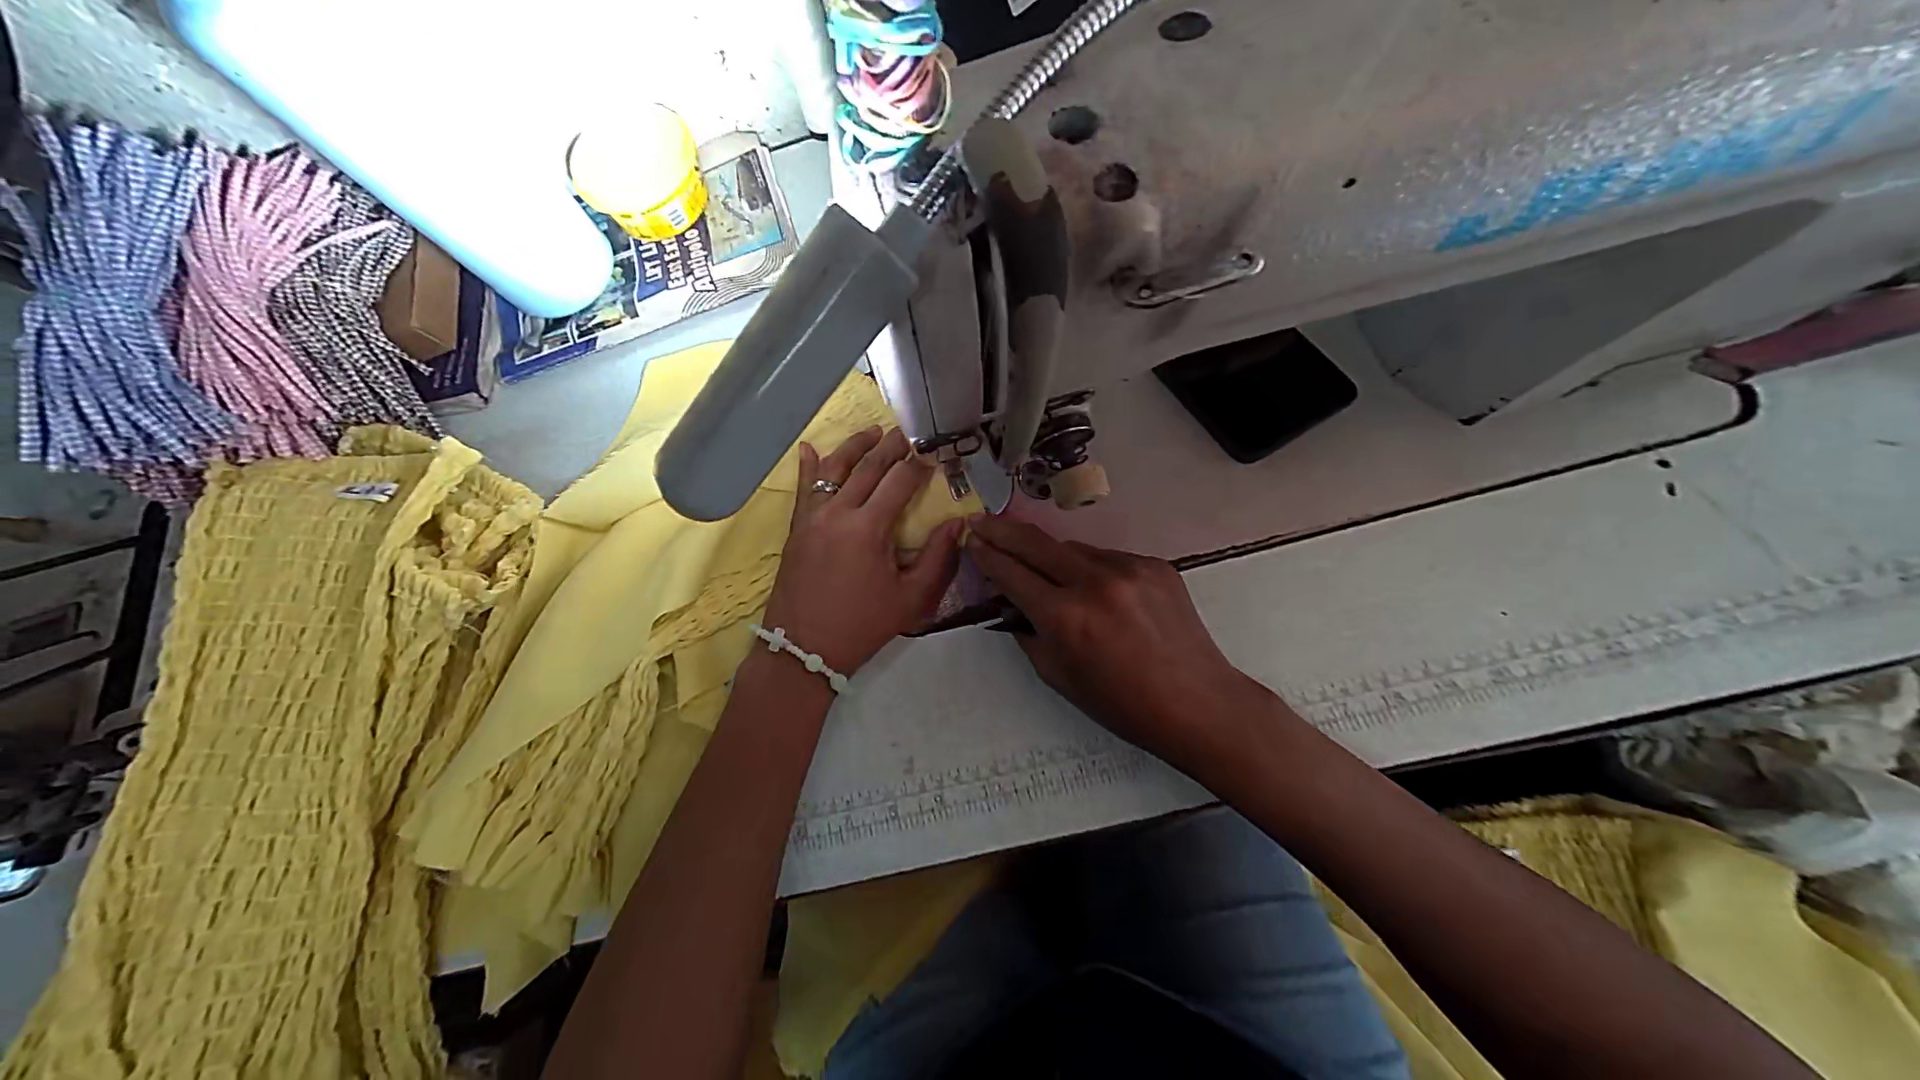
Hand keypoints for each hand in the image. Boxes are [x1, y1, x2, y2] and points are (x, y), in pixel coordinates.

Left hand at [761, 428, 964, 675]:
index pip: (898, 481)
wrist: (803, 648)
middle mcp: (837, 513)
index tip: (933, 455)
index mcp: (868, 528)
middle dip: (890, 446)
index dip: (918, 465)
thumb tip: (959, 524)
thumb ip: (938, 558)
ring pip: (833, 469)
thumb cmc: (863, 626)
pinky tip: (809, 448)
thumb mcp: (911, 598)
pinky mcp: (796, 528)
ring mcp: (812, 518)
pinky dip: (808, 466)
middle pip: (867, 468)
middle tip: (907, 433)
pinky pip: (803, 488)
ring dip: (854, 447)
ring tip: (872, 432)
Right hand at [966, 515, 1273, 773]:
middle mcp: (1094, 583)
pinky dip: (1092, 569)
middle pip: (1036, 543)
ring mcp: (1129, 568)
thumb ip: (1028, 633)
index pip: (1012, 573)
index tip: (970, 541)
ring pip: (1073, 549)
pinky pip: (1107, 558)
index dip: (986, 556)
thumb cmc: (1121, 703)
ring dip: (1052, 556)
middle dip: (1003, 531)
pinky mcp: (1154, 564)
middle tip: (981, 521)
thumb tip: (1011, 603)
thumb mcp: (1058, 676)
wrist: (1196, 702)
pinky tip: (1099, 593)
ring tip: (1049, 574)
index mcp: (1066, 617)